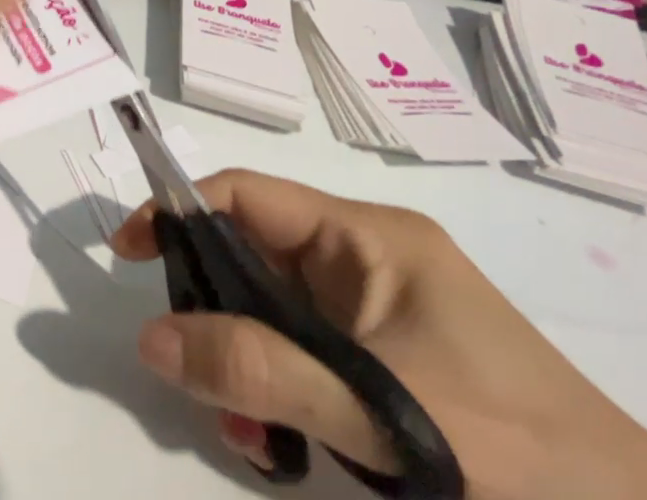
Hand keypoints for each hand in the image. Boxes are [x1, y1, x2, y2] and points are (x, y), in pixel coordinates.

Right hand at [110, 170, 646, 499]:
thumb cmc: (519, 450)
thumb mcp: (376, 408)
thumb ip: (257, 369)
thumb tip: (146, 336)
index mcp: (369, 240)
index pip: (245, 195)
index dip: (176, 213)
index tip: (127, 256)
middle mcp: (365, 262)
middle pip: (245, 256)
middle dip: (206, 313)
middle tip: (188, 372)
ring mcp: (373, 313)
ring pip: (263, 313)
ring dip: (235, 364)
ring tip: (241, 430)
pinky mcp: (380, 360)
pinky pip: (293, 354)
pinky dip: (267, 389)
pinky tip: (271, 439)